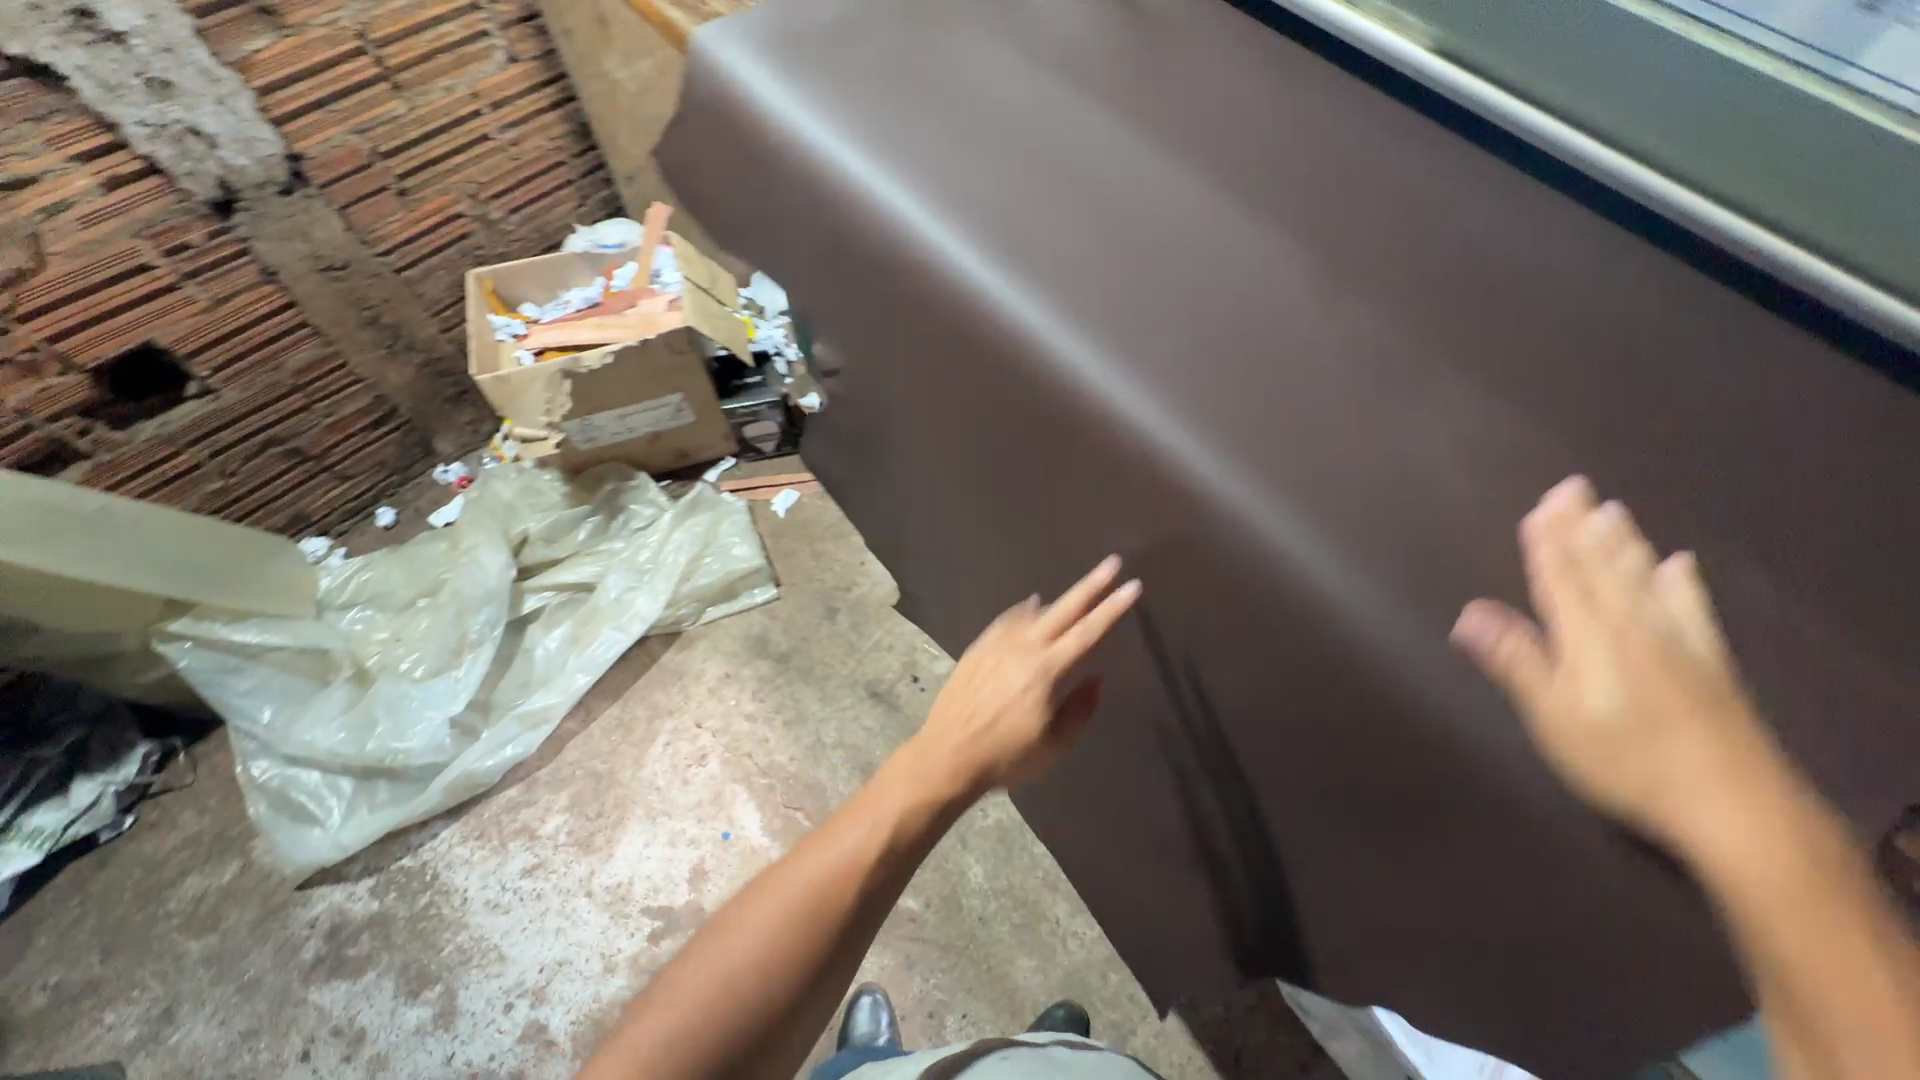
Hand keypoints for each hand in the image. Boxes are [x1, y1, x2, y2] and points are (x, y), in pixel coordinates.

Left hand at [911, 555, 1142, 795]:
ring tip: (1078, 591)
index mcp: (1047, 671)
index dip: (1113, 609)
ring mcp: (997, 645)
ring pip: (1034, 612)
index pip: (1089, 633)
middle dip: (1091, 585)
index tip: (1133, 586)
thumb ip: (1081, 709)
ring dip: (1059, 600)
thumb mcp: (1055, 746)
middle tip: (1112, 562)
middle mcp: (1023, 648)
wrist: (947, 755)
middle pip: (1064, 609)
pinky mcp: (977, 649)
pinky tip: (1030, 607)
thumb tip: (1095, 678)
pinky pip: (1006, 620)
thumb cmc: (1006, 756)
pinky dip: (1023, 611)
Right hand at [1450, 476, 1791, 849]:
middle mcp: (1632, 627)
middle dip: (1581, 528)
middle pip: (1601, 568)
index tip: (1538, 507)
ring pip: (1642, 580)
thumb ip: (1516, 661)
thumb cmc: (1625, 760)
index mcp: (1589, 638)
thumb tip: (1469, 614)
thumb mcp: (1554, 717)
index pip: (1561, 580)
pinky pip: (1692, 608)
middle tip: (1573, 487)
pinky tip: (1678, 564)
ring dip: (1623, 543)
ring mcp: (1677, 642)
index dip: (1546, 544)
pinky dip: (1681, 582)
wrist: (1732, 801)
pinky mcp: (1710, 662)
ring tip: (1611, 510)